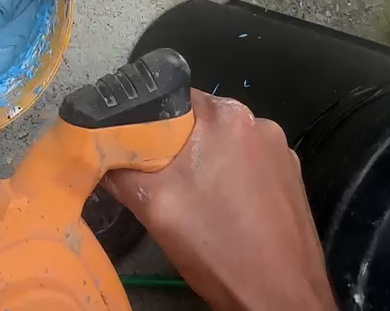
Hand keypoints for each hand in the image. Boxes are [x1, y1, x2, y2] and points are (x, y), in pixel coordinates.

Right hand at [105, 91, 334, 310]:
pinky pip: (248, 165)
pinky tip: (226, 212)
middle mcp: (259, 122)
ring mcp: (281, 151)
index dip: (150, 123)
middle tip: (165, 182)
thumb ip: (120, 168)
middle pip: (199, 121)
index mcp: (226, 116)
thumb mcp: (153, 207)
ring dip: (207, 163)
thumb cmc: (219, 250)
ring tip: (196, 201)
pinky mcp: (293, 178)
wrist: (282, 305)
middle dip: (178, 146)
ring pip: (224, 144)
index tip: (139, 150)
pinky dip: (233, 180)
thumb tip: (97, 149)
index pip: (172, 99)